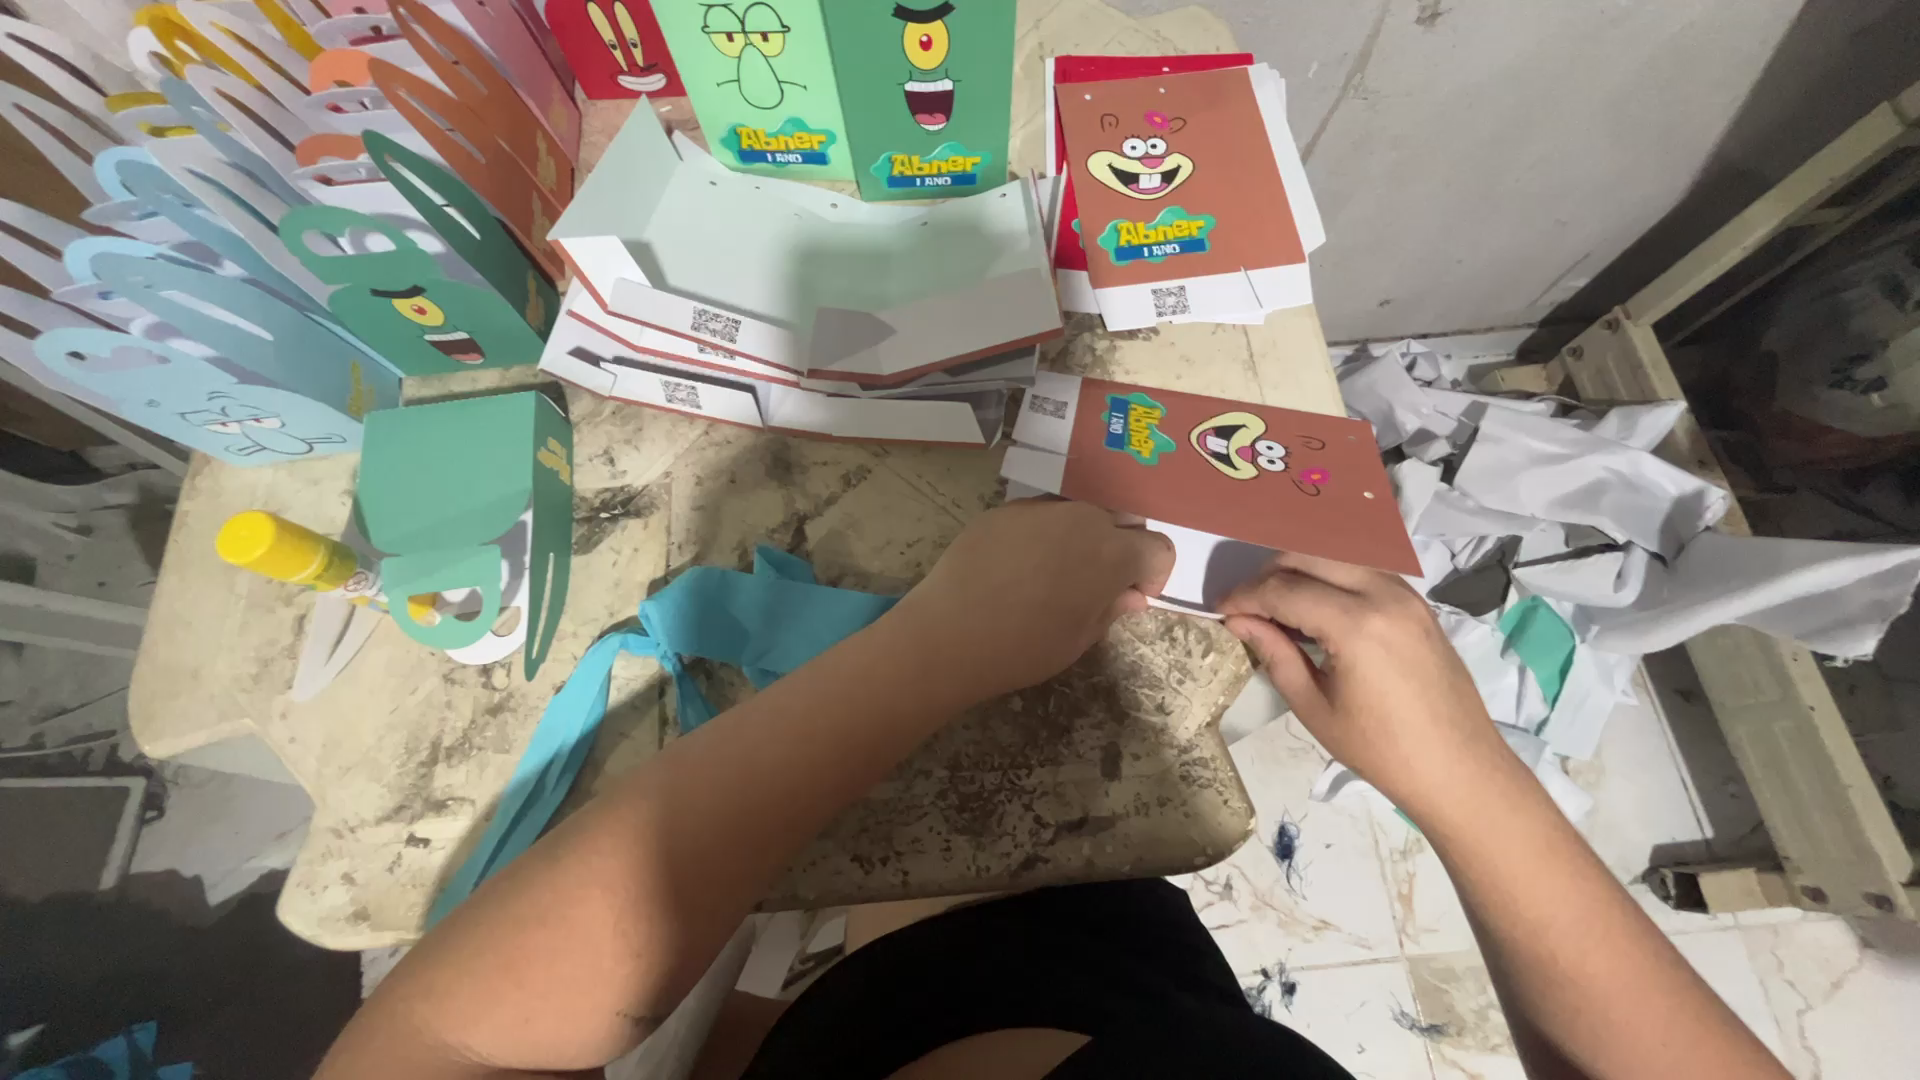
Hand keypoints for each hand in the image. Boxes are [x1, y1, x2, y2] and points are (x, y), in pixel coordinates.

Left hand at [881, 498, 1174, 707]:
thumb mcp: (1080, 638)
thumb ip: (1112, 608)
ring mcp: (1039, 508)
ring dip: (1079, 539)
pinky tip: (1015, 568)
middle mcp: (1082, 516)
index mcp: (1112, 550)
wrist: (948, 634)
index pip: (1158, 547)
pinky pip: (1038, 516)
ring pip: (1077, 514)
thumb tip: (1131, 595)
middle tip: (1095, 585)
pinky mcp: (1002, 509)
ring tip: (1052, 575)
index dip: (1154, 574)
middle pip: (1119, 522)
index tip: (1131, 597)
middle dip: (1119, 549)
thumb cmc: (1024, 647)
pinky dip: (1041, 536)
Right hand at [1218, 553, 1512, 810]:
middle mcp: (1384, 595)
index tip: (1220, 611)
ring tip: (1277, 607)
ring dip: (1298, 570)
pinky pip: (1362, 569)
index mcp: (1357, 624)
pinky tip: (1315, 610)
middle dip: (1267, 574)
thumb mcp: (1313, 705)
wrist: (1461, 770)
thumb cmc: (1381, 749)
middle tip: (1246, 607)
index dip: (1244, 596)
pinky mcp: (1417, 603)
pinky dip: (1329, 576)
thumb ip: (1274, 653)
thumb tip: (1238, 621)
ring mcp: (1406, 595)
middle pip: (1306, 556)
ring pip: (1335, 555)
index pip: (1283, 589)